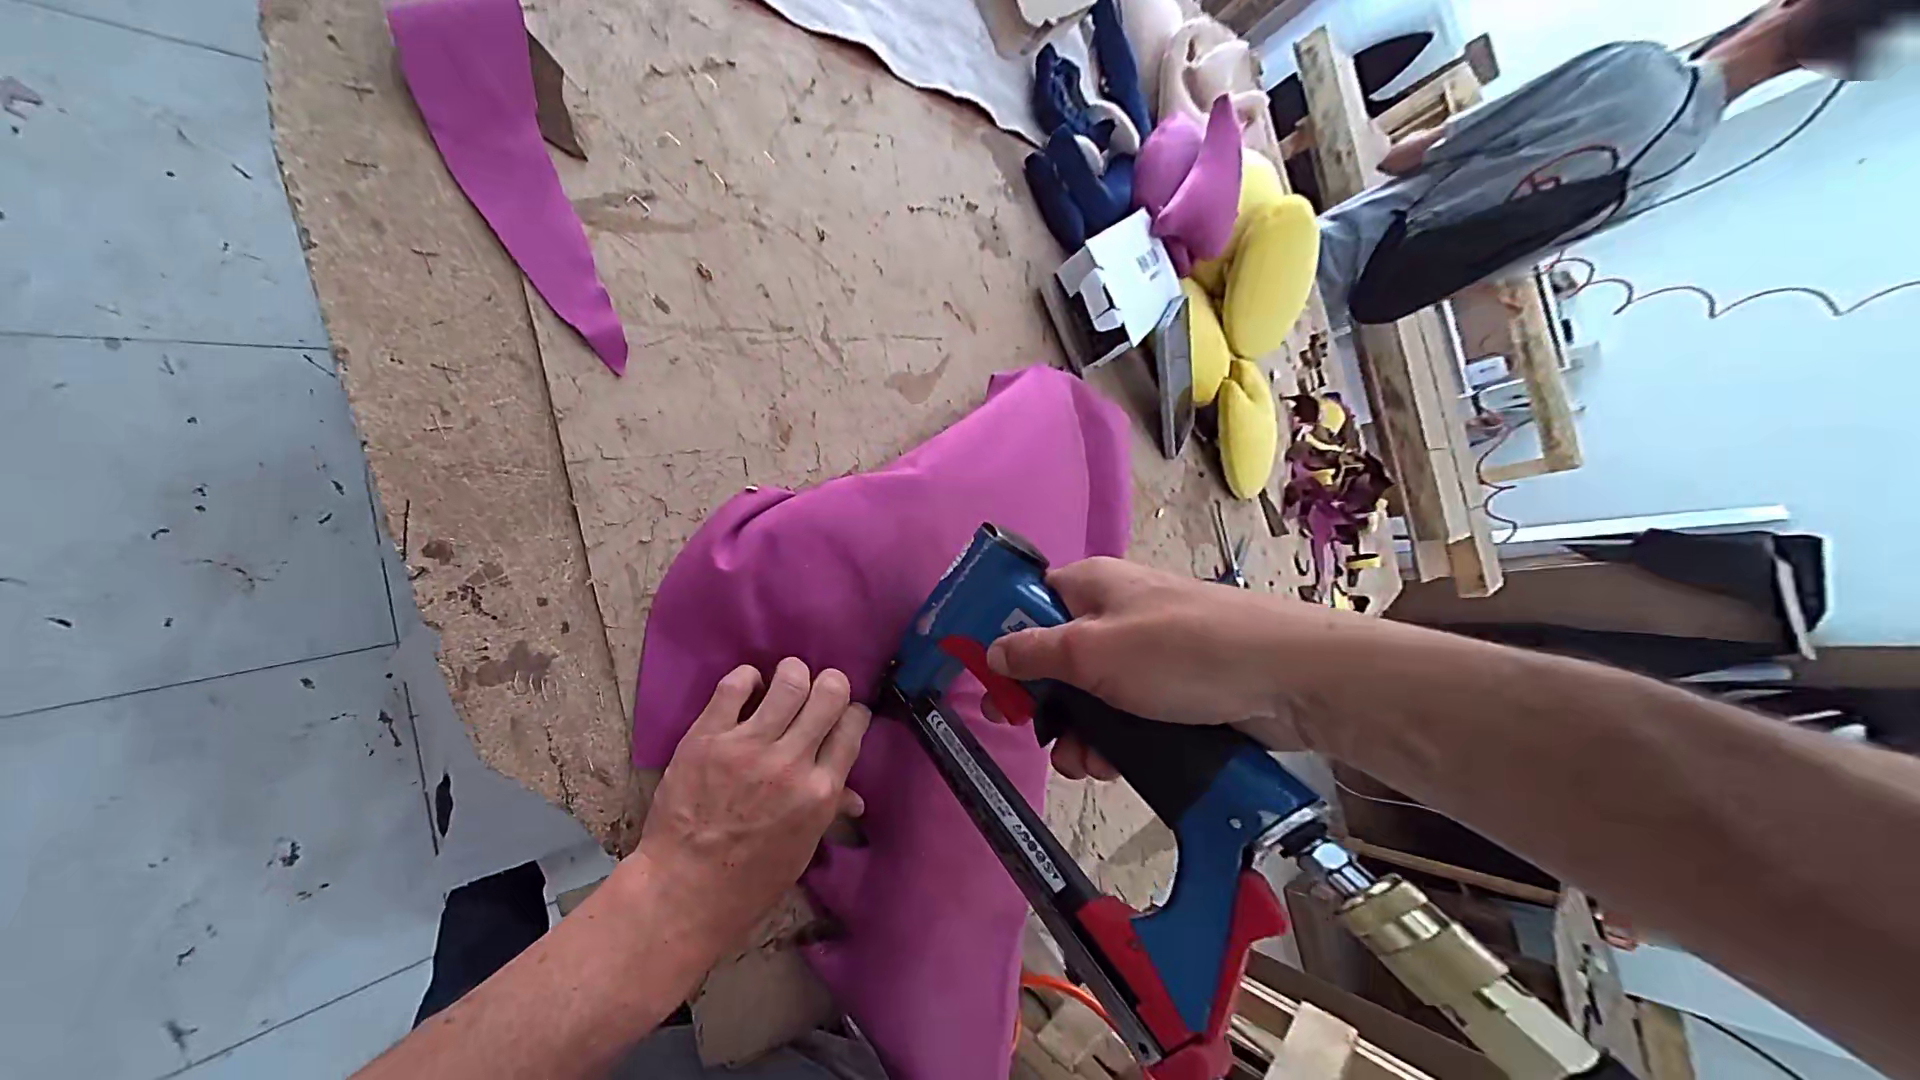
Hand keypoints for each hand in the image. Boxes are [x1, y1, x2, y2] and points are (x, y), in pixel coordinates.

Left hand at [635, 658, 869, 955]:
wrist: (683, 892)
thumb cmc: (752, 878)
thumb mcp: (804, 847)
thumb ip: (830, 810)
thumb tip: (855, 797)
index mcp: (821, 791)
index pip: (853, 724)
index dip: (852, 712)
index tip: (842, 715)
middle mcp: (790, 763)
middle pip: (829, 693)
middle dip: (831, 683)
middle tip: (819, 690)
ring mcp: (747, 747)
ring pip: (788, 681)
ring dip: (793, 673)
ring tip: (787, 681)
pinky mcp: (707, 738)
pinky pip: (734, 686)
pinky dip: (747, 678)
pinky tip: (748, 689)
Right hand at [984, 558, 1338, 778]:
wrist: (1286, 679)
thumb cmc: (1179, 652)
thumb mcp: (1092, 652)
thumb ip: (1034, 652)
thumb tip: (992, 651)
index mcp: (1090, 585)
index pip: (1030, 602)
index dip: (1004, 637)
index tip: (988, 678)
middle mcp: (1113, 613)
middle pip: (1055, 655)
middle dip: (1044, 700)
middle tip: (1034, 731)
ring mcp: (1143, 652)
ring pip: (1088, 692)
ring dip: (1077, 730)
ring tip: (1084, 762)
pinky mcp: (1169, 688)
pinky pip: (1123, 712)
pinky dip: (1112, 739)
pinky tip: (1112, 766)